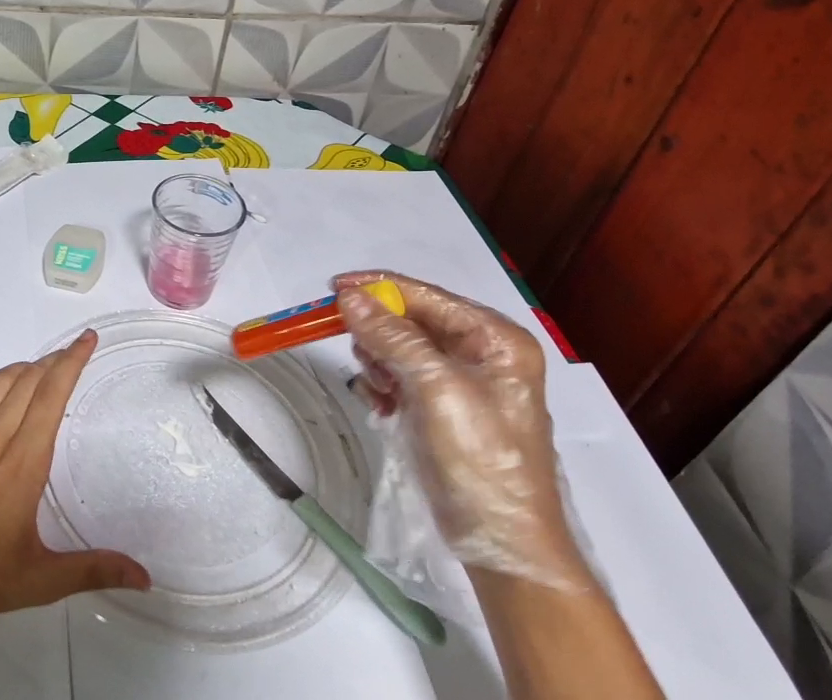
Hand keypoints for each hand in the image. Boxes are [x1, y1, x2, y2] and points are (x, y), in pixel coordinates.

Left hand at [0, 329, 150, 620]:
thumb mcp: (44, 579)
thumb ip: (95, 569)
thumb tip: (145, 577)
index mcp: (23, 462)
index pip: (51, 396)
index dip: (71, 362)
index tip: (87, 340)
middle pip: (27, 382)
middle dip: (54, 360)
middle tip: (76, 351)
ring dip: (24, 368)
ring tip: (43, 368)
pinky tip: (0, 397)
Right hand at [336, 271, 589, 589]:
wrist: (501, 542)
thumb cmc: (478, 460)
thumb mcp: (435, 390)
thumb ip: (392, 338)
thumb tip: (349, 297)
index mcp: (495, 339)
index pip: (427, 295)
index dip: (379, 289)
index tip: (331, 290)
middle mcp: (482, 352)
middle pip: (411, 320)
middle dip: (380, 336)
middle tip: (368, 363)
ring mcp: (462, 381)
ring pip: (399, 348)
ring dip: (379, 363)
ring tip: (383, 394)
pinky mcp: (442, 408)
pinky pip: (399, 377)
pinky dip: (383, 386)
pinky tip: (382, 408)